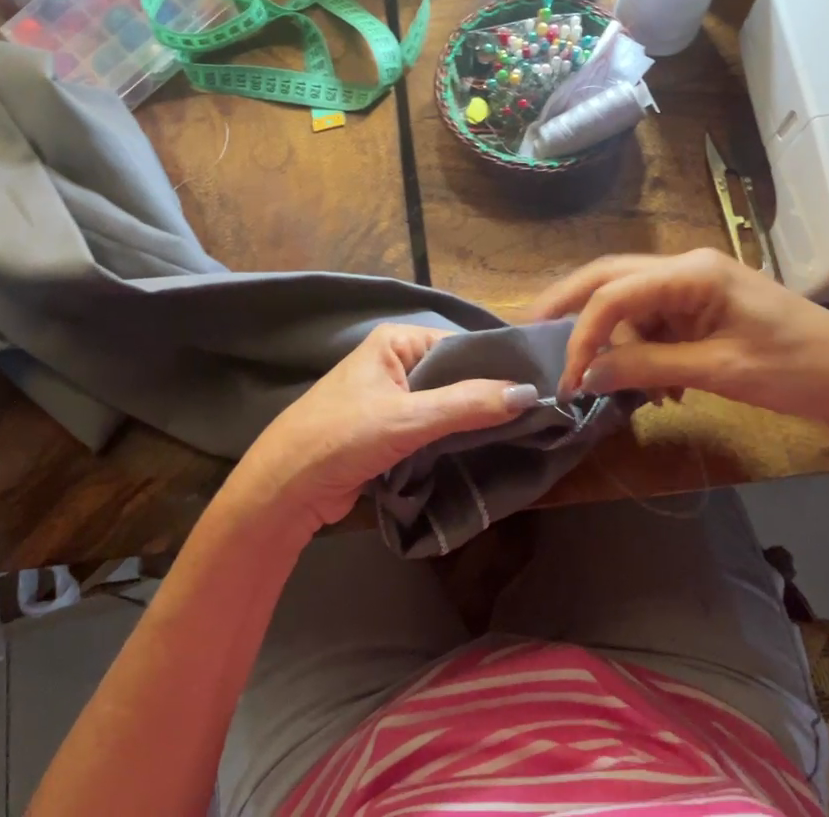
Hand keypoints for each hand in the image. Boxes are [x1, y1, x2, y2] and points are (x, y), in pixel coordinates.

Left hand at [227, 324, 540, 536]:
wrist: (287, 488)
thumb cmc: (342, 438)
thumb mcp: (408, 417)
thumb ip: (467, 404)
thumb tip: (529, 393)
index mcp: (397, 341)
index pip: (462, 345)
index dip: (498, 366)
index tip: (541, 387)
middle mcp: (395, 362)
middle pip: (456, 376)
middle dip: (489, 397)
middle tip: (540, 415)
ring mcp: (392, 398)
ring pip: (447, 405)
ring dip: (473, 422)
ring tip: (524, 434)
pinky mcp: (390, 432)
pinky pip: (434, 429)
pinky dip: (455, 439)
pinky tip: (487, 450)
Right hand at [530, 249, 828, 448]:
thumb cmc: (796, 369)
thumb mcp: (718, 371)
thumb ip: (647, 367)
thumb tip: (586, 375)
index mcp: (692, 271)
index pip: (614, 293)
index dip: (583, 335)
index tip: (569, 379)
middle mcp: (688, 267)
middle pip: (612, 280)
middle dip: (573, 310)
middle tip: (537, 336)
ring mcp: (696, 287)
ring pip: (630, 305)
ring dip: (616, 343)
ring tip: (612, 386)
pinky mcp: (704, 308)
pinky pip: (655, 324)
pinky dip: (644, 353)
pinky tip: (657, 390)